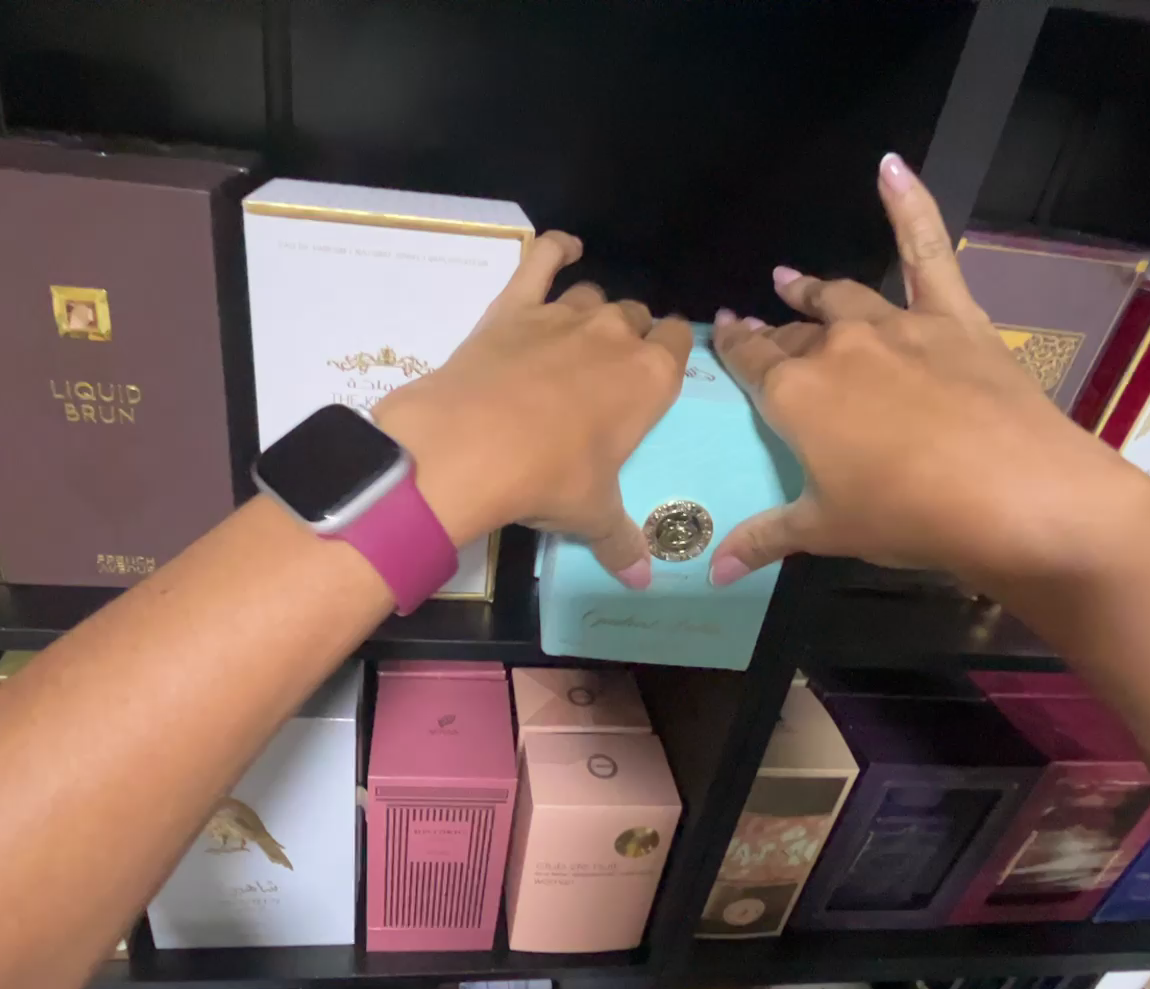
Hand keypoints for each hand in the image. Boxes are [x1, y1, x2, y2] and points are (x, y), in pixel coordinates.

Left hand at [373, 232, 692, 587]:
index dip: (669, 354)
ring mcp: (563, 315)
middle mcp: (614, 336)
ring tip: (577, 341)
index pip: (677, 345)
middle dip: (630, 339)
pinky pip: (541, 258)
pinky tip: (562, 246)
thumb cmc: (549, 479)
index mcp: (650, 378)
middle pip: (636, 319)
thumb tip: (641, 581)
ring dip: (592, 314)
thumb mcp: (591, 515)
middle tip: (608, 375)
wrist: (472, 448)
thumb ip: (621, 542)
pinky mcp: (513, 306)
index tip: (658, 371)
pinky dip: (554, 248)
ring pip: (593, 298)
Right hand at [707, 153, 1149, 591]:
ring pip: (838, 296)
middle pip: (791, 332)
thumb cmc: (904, 517)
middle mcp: (832, 349)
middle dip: (769, 330)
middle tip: (757, 328)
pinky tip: (890, 168)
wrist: (1017, 499)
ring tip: (789, 278)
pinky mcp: (952, 317)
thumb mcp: (823, 530)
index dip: (731, 346)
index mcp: (792, 395)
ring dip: (809, 289)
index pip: (748, 360)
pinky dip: (908, 206)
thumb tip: (709, 575)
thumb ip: (761, 540)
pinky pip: (926, 251)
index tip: (719, 334)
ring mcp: (893, 326)